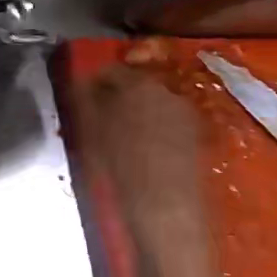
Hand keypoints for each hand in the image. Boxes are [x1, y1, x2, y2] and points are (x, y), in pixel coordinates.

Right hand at [74, 65, 204, 232]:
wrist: (166, 205)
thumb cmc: (121, 164)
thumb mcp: (91, 128)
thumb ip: (85, 98)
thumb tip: (80, 82)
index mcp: (138, 85)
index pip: (110, 70)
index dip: (93, 81)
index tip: (82, 95)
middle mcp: (166, 92)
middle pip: (134, 84)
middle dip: (116, 95)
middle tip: (99, 114)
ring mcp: (185, 113)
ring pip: (151, 102)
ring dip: (134, 110)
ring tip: (119, 132)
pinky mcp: (196, 135)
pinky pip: (166, 120)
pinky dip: (152, 125)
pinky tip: (141, 146)